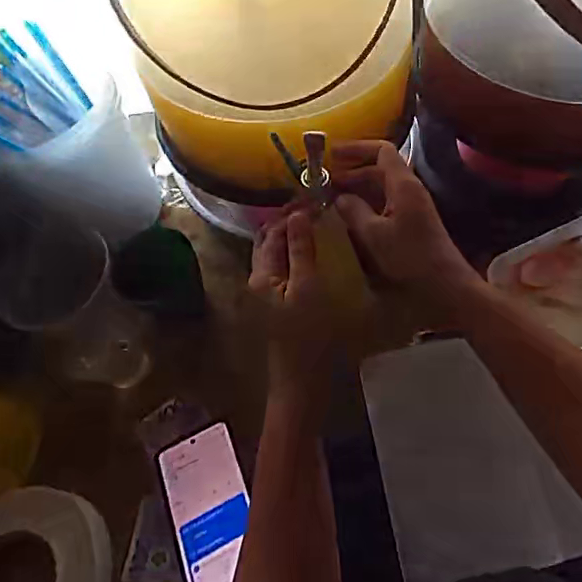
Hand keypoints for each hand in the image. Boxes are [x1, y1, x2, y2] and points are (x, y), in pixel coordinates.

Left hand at [248, 208, 334, 393]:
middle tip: (319, 204)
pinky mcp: (283, 302)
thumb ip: (301, 251)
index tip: (317, 196)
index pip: (273, 229)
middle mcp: (260, 279)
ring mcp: (270, 292)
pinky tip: (319, 250)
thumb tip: (299, 214)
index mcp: (261, 274)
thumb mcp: (307, 288)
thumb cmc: (308, 337)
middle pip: (271, 239)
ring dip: (295, 234)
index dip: (293, 211)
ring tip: (321, 221)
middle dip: (291, 219)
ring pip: (279, 252)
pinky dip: (300, 251)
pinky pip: (288, 266)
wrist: (304, 384)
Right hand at [328, 141, 479, 300]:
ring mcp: (411, 208)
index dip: (356, 148)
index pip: (382, 151)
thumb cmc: (411, 258)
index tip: (332, 154)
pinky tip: (348, 218)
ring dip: (356, 190)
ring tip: (330, 199)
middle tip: (324, 182)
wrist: (446, 286)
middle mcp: (409, 191)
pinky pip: (384, 205)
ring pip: (380, 189)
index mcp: (404, 185)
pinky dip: (365, 205)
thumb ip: (354, 211)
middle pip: (378, 169)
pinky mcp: (410, 224)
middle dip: (351, 172)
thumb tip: (339, 197)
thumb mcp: (375, 235)